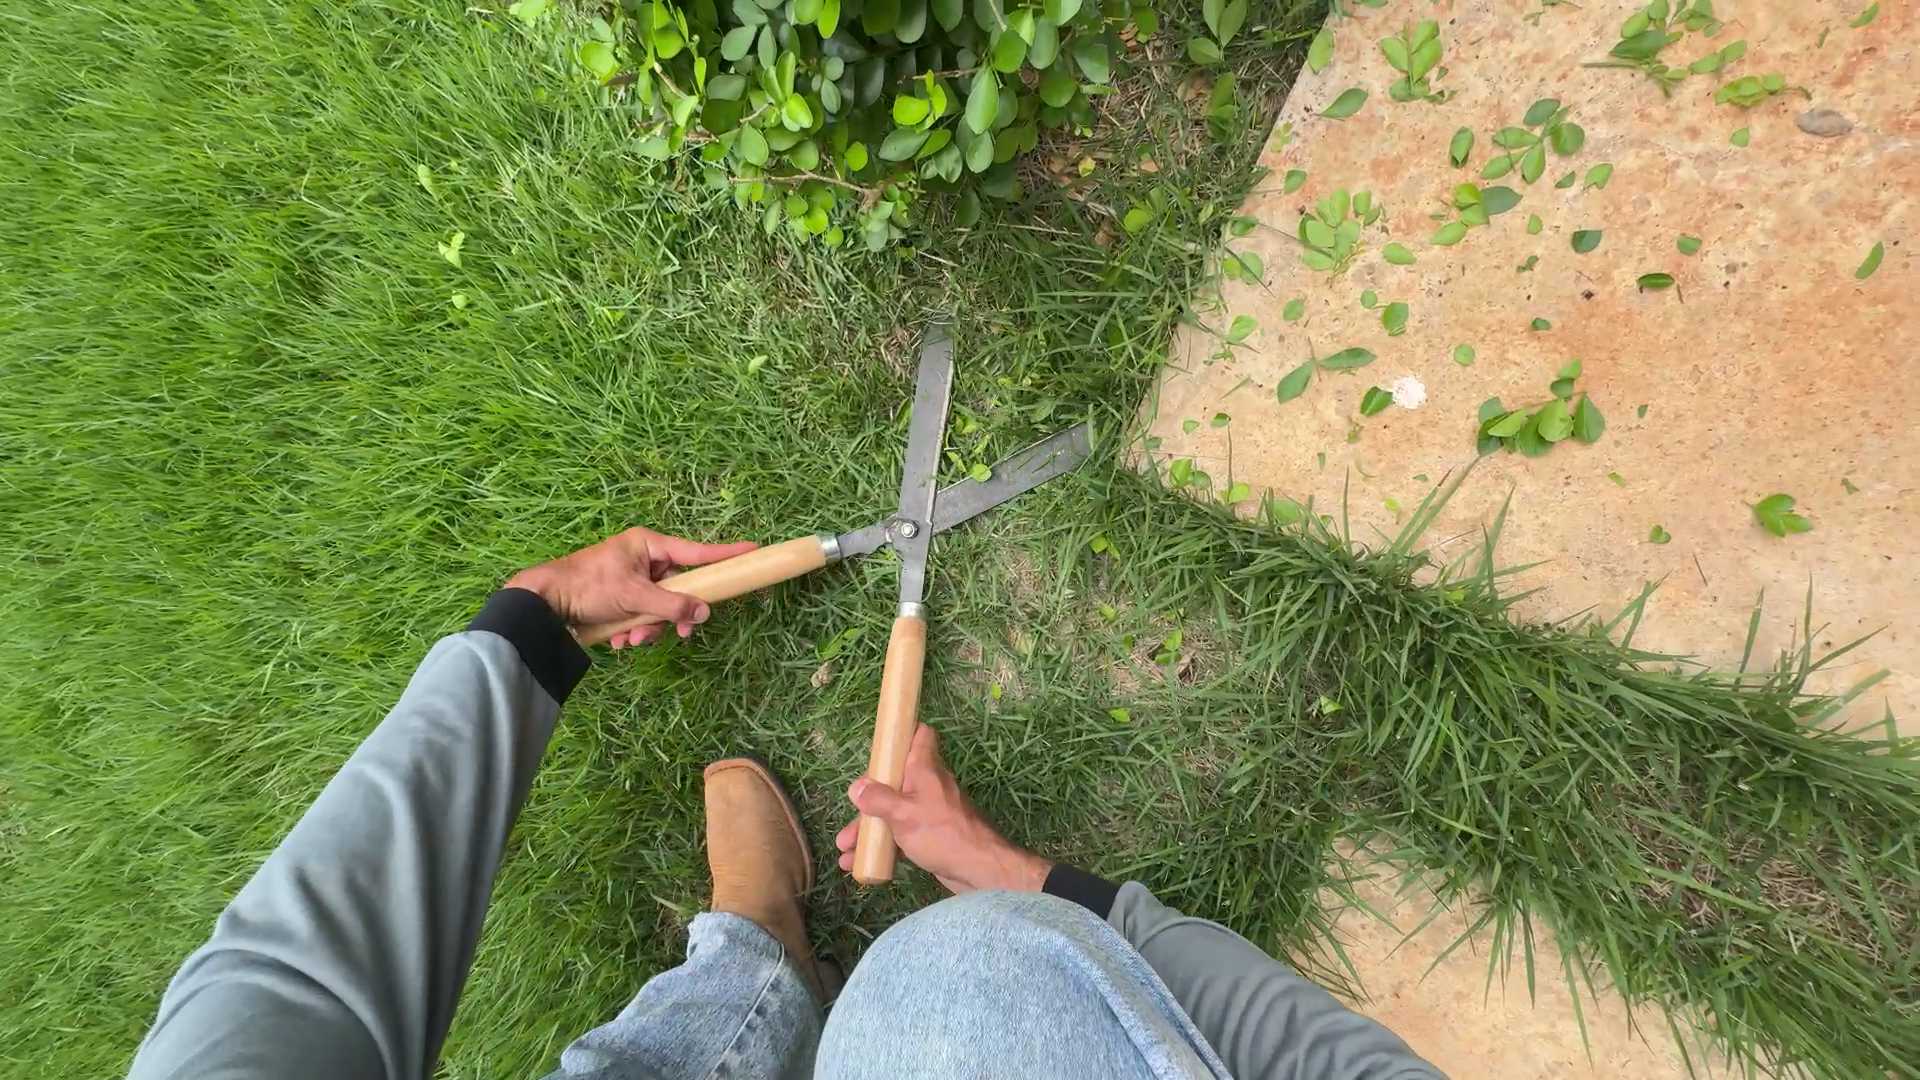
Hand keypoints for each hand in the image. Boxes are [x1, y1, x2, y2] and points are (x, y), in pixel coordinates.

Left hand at [506, 527, 757, 647]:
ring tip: (632, 638)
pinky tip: (619, 638)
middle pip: (681, 588)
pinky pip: (644, 616)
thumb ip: (672, 605)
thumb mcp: (634, 597)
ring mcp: (634, 581)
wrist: (540, 607)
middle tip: (680, 633)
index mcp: (649, 545)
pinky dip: (635, 629)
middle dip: (674, 614)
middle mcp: (645, 560)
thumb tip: (704, 613)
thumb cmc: (588, 587)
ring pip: (662, 607)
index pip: (698, 551)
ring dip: (651, 627)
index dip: (726, 554)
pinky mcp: (622, 601)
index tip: (754, 551)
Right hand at [835, 724, 1050, 893]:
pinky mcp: (929, 835)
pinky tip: (858, 863)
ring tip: (844, 848)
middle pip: (895, 779)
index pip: (921, 735)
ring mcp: (929, 811)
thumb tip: (856, 787)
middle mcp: (927, 784)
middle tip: (851, 815)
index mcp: (925, 768)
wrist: (978, 870)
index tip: (880, 743)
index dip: (903, 733)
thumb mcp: (903, 813)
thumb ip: (878, 799)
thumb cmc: (941, 832)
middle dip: (869, 797)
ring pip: (894, 810)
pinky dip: (882, 845)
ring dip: (869, 827)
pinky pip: (900, 834)